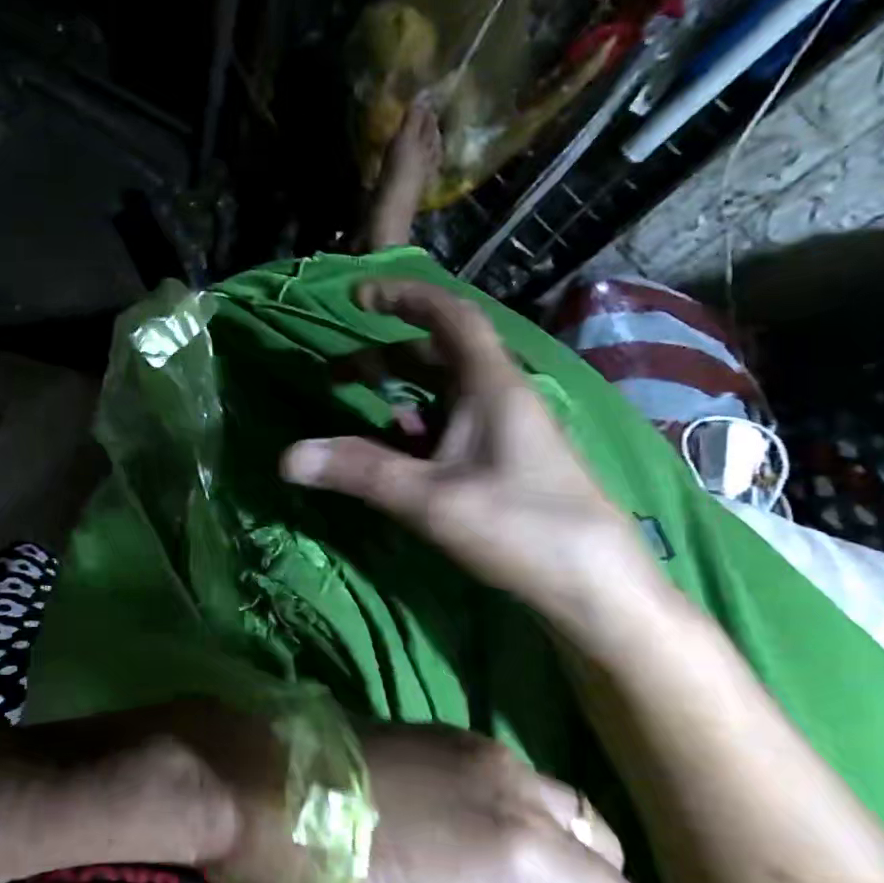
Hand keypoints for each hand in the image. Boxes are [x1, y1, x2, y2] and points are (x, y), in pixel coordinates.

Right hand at [281, 280, 660, 626]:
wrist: (596, 586)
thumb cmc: (520, 526)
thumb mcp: (430, 498)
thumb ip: (358, 472)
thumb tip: (287, 458)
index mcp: (491, 385)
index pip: (449, 316)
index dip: (403, 296)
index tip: (358, 297)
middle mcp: (499, 396)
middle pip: (437, 355)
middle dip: (383, 358)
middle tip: (336, 375)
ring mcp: (505, 430)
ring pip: (444, 394)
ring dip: (399, 397)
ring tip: (359, 417)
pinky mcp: (505, 461)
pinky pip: (452, 427)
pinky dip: (418, 430)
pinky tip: (401, 457)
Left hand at [335, 727, 646, 882]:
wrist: (273, 789)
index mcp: (530, 846)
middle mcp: (519, 784)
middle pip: (601, 844)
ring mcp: (480, 747)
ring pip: (557, 802)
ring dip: (559, 851)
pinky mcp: (444, 731)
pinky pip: (509, 776)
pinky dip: (518, 814)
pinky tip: (473, 842)